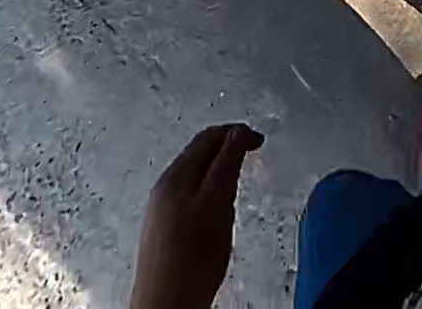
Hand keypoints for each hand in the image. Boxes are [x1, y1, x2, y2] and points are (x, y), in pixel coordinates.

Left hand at [131, 123, 264, 308]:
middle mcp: (165, 187)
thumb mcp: (218, 199)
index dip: (237, 132)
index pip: (209, 136)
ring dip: (219, 166)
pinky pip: (191, 193)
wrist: (166, 308)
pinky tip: (220, 204)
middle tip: (252, 151)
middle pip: (200, 152)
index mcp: (175, 175)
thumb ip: (228, 161)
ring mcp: (162, 209)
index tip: (259, 140)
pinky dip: (210, 186)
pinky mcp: (165, 229)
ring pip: (196, 173)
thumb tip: (238, 131)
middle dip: (228, 146)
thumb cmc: (193, 256)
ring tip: (239, 174)